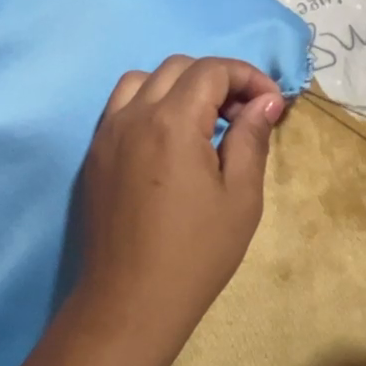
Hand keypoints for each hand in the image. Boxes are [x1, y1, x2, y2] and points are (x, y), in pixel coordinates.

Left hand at [74, 55, 285, 347]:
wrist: (131, 298)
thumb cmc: (195, 253)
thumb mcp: (240, 198)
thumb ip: (251, 139)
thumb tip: (264, 102)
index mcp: (171, 121)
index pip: (211, 70)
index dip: (247, 76)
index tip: (271, 104)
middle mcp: (133, 115)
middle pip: (176, 67)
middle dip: (216, 79)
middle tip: (242, 115)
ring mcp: (107, 132)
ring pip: (141, 80)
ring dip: (177, 86)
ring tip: (203, 122)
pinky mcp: (94, 153)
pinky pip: (120, 107)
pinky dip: (148, 104)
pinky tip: (168, 140)